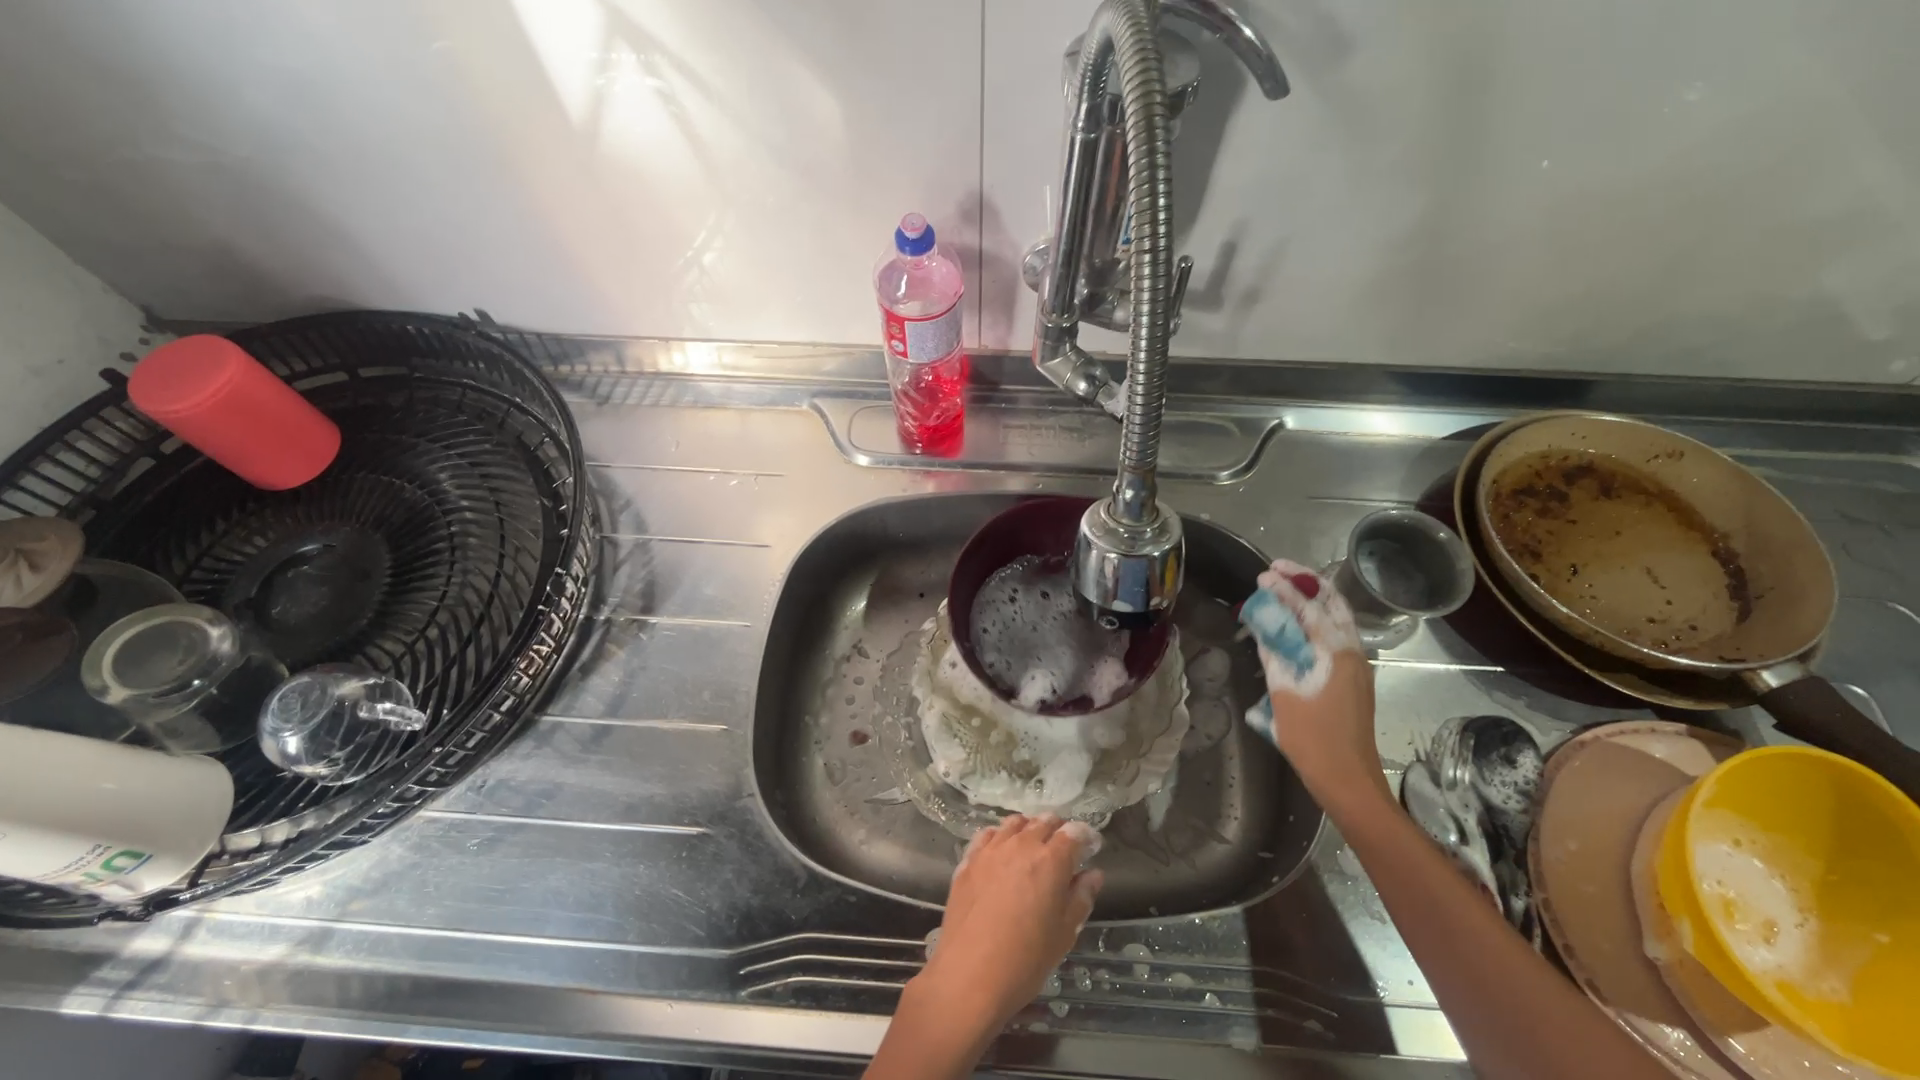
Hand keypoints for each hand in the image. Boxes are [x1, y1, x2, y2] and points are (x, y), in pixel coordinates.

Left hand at [916, 814, 1103, 1034]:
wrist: (969, 975)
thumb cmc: (1025, 960)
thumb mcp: (1064, 933)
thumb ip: (1081, 897)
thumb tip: (1093, 874)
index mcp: (1050, 861)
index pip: (1073, 832)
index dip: (1086, 836)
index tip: (1091, 847)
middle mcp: (1020, 846)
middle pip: (1043, 822)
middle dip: (1058, 829)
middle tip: (1065, 848)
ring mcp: (990, 851)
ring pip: (1014, 824)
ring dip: (1029, 829)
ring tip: (1033, 847)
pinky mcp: (967, 861)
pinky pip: (987, 836)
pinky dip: (1000, 837)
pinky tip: (1002, 853)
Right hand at [1249, 561, 1387, 805]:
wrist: (1349, 780)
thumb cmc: (1313, 740)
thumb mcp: (1284, 696)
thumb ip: (1275, 657)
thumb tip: (1264, 628)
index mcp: (1336, 653)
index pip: (1310, 608)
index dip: (1285, 589)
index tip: (1264, 574)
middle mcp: (1353, 652)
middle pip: (1333, 605)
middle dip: (1307, 583)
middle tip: (1279, 569)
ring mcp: (1357, 667)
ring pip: (1338, 620)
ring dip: (1313, 601)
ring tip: (1286, 589)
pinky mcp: (1354, 680)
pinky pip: (1336, 638)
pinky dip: (1316, 623)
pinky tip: (1296, 627)